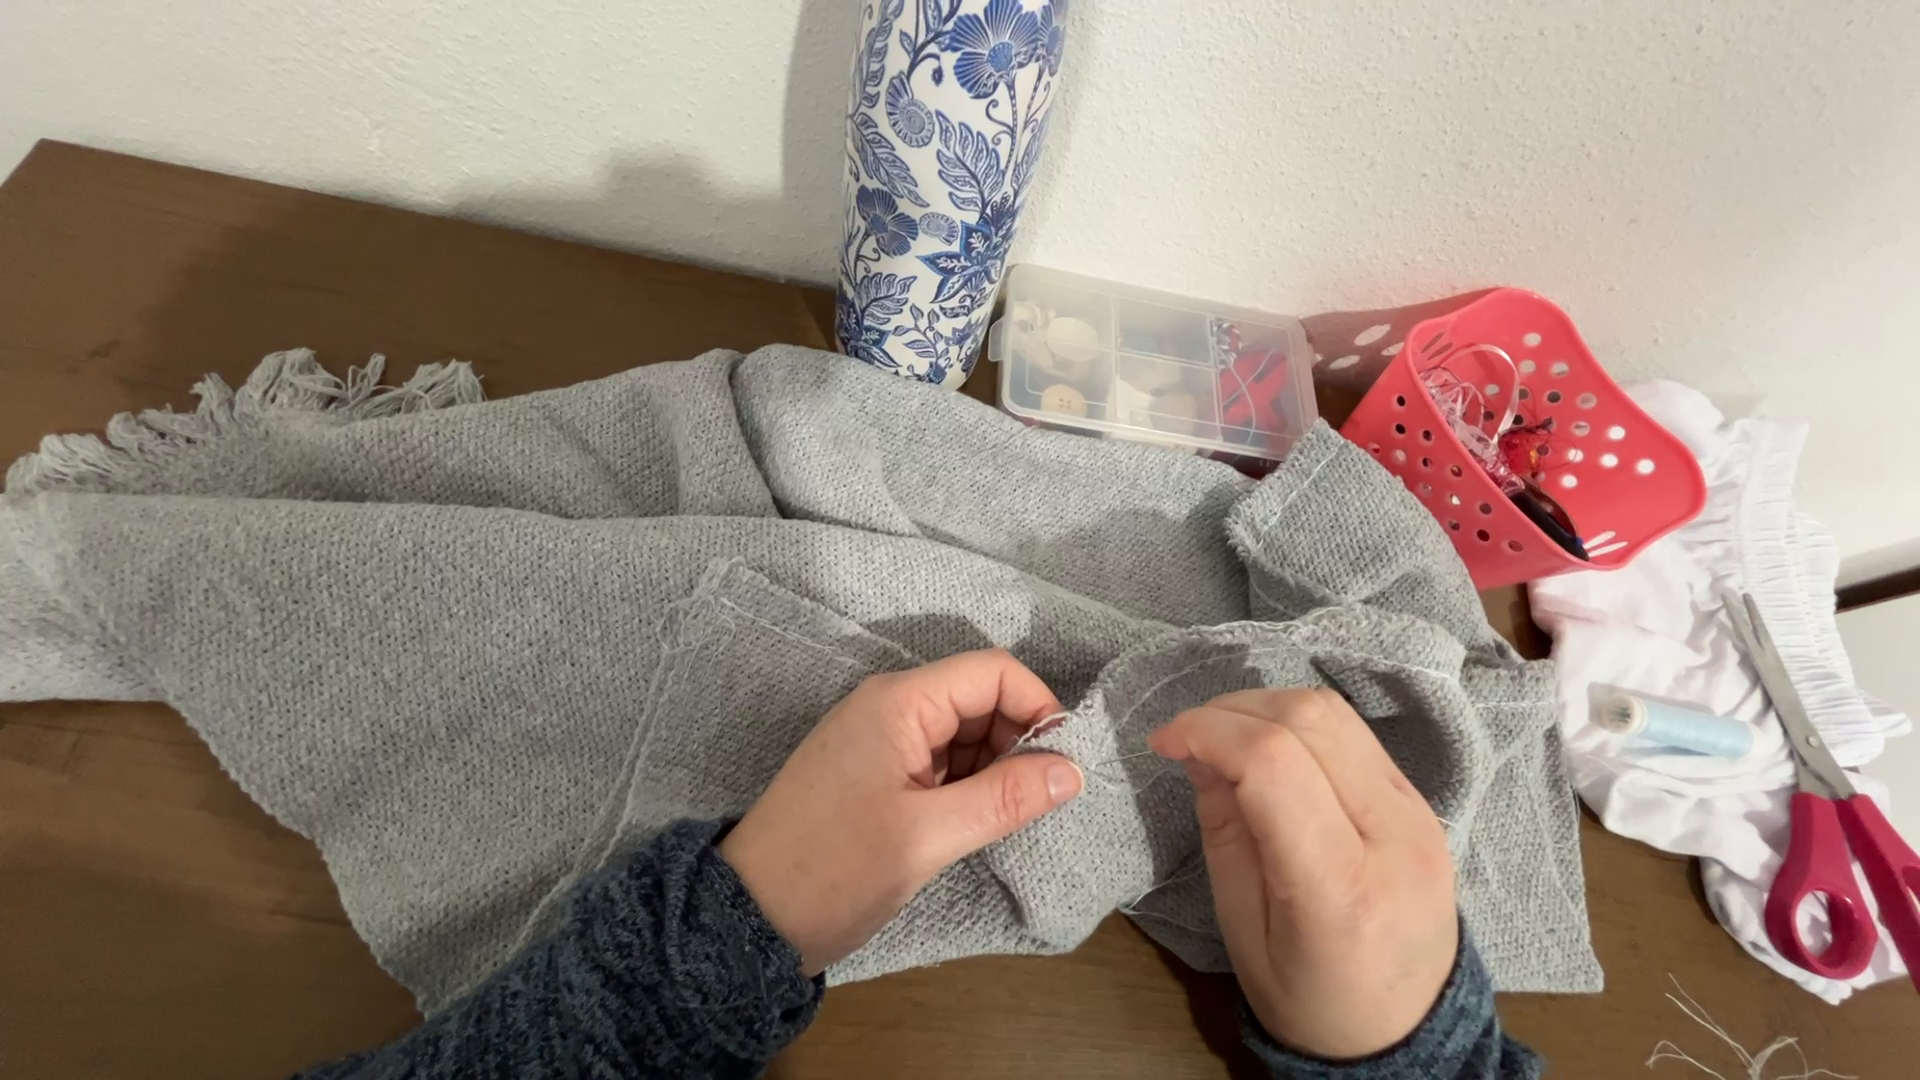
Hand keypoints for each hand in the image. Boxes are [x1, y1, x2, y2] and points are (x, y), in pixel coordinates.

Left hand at [719, 649, 1083, 975]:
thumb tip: (1072, 771)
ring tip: (1003, 817)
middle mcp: (892, 705)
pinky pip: (939, 757)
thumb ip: (1005, 798)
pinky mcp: (877, 768)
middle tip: (1035, 799)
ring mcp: (882, 736)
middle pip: (979, 698)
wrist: (747, 919)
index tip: (1062, 762)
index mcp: (901, 701)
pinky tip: (973, 819)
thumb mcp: (927, 837)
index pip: (992, 672)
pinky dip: (967, 781)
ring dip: (993, 765)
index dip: (1037, 705)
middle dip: (1017, 740)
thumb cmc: (834, 869)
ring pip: (963, 730)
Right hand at [1148, 688, 1458, 1060]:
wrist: (1408, 1037)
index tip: (1163, 742)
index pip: (1272, 763)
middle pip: (1306, 719)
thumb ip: (1221, 825)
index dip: (1206, 731)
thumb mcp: (1239, 925)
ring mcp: (1419, 811)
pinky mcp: (1422, 800)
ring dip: (1262, 706)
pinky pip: (1351, 730)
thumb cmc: (1308, 997)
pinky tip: (1267, 747)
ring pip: (1331, 710)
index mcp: (1341, 886)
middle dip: (1229, 710)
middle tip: (1188, 738)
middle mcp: (1395, 835)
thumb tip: (1197, 749)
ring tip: (1223, 737)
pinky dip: (1295, 721)